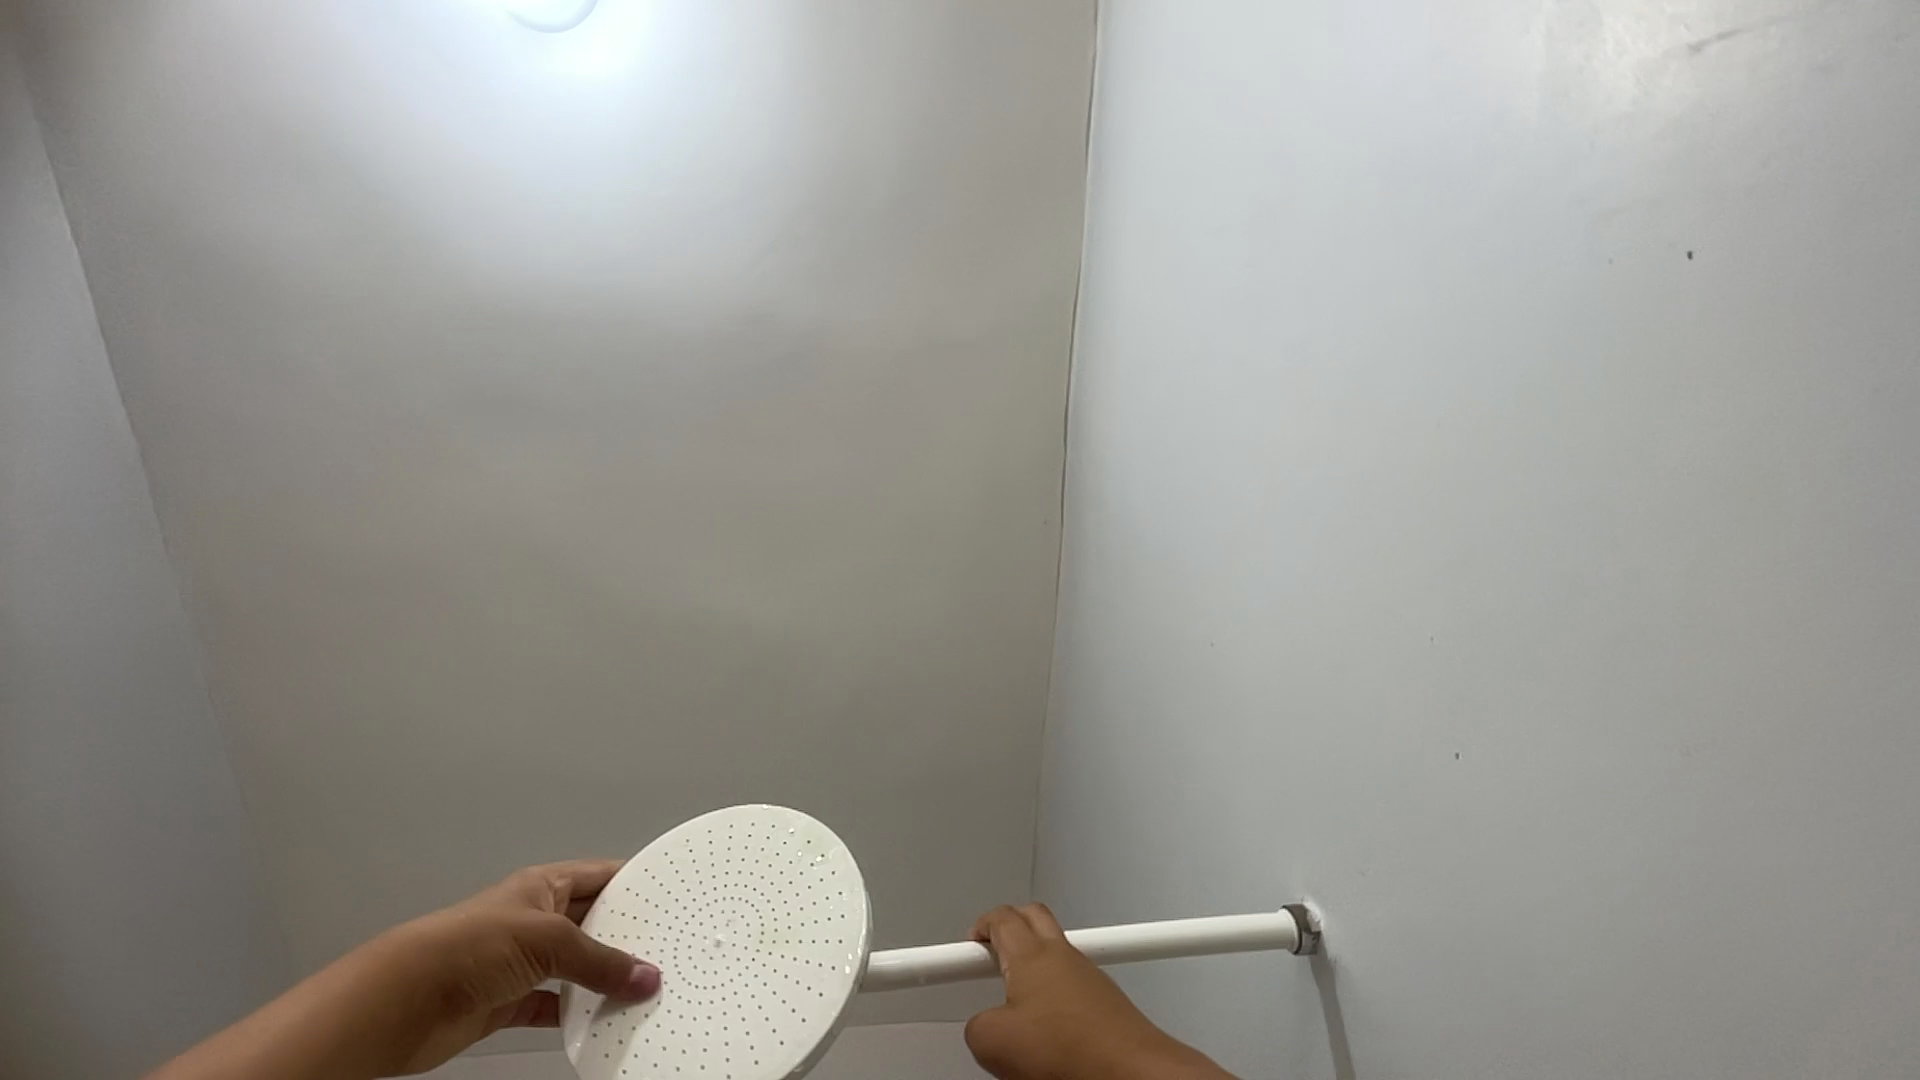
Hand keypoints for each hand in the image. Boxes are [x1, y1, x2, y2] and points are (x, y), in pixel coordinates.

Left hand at [148, 859, 659, 1079]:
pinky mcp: (508, 1000)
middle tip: (668, 948)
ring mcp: (523, 960)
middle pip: (594, 923)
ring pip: (577, 967)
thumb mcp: (548, 941)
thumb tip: (646, 977)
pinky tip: (601, 1019)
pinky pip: (554, 1005)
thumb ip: (600, 962)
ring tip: (643, 987)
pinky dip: (576, 1013)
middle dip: (628, 936)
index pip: (604, 875)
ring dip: (603, 979)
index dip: (638, 883)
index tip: (674, 896)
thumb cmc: (468, 946)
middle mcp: (537, 917)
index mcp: (546, 884)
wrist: (400, 1002)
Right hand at [964, 904, 1236, 1079]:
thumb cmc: (1073, 1050)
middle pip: (1032, 917)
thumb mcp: (995, 1043)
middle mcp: (1061, 954)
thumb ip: (977, 1026)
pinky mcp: (1105, 999)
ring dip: (1034, 960)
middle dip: (1009, 926)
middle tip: (991, 951)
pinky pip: (1073, 979)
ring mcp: (1087, 974)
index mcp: (1031, 954)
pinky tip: (1049, 1024)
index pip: (1001, 918)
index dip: (980, 927)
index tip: (966, 946)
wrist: (1129, 1071)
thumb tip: (983, 1029)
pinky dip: (1055, 989)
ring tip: (1018, 996)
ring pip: (1054, 948)